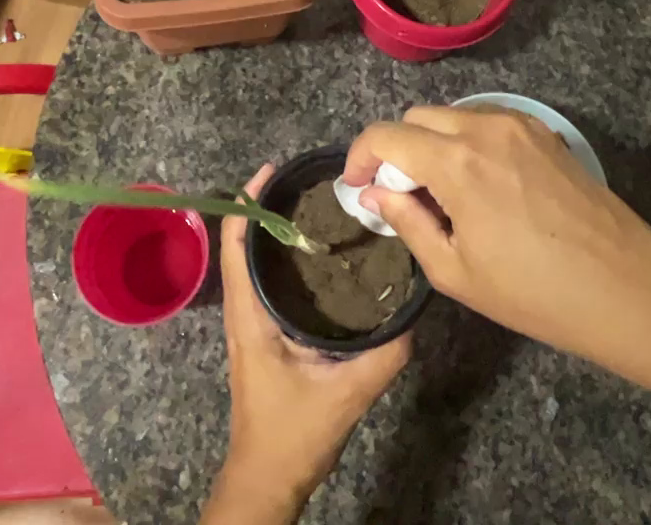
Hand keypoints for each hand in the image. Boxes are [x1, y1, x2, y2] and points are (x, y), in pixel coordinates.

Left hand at [204, 164, 411, 523]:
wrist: (267, 477)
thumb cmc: (293, 434)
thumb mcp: (346, 393)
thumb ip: (383, 354)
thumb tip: (414, 312)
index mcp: (249, 315)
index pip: (236, 245)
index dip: (246, 204)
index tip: (269, 172)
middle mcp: (242, 310)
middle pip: (241, 245)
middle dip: (264, 208)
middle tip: (303, 182)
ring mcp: (249, 322)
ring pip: (251, 262)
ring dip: (271, 231)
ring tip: (310, 206)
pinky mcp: (261, 333)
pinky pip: (263, 281)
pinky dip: (280, 257)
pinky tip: (313, 255)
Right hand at [345, 106, 650, 388]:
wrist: (627, 288)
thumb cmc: (535, 292)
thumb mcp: (456, 271)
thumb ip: (407, 222)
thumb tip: (374, 195)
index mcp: (455, 161)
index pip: (385, 136)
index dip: (359, 157)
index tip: (356, 187)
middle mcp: (483, 128)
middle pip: (415, 118)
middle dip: (396, 150)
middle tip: (401, 196)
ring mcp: (518, 125)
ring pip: (451, 116)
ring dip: (431, 143)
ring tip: (442, 193)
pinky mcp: (543, 132)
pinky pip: (485, 122)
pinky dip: (465, 142)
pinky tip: (480, 184)